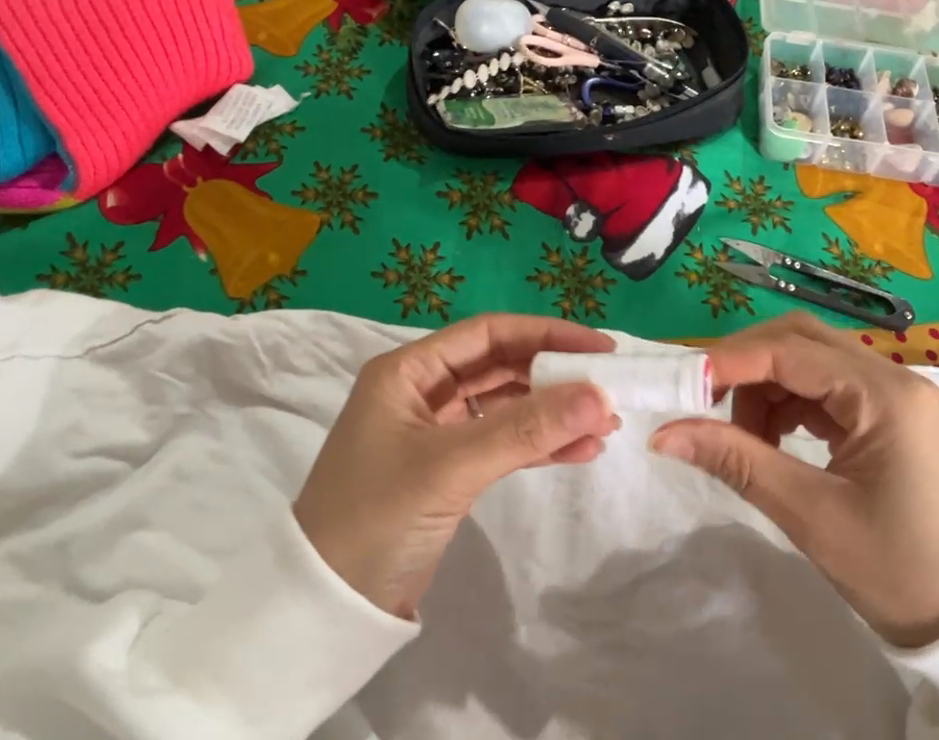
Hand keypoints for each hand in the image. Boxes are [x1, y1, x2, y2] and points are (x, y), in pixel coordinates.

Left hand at [295, 314, 620, 619]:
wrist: (328, 603)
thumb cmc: (377, 517)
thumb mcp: (451, 467)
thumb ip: (525, 430)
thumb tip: (599, 395)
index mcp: (408, 371)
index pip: (488, 334)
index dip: (547, 334)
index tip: (601, 347)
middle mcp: (422, 391)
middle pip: (501, 366)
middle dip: (556, 377)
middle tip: (610, 390)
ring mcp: (436, 432)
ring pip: (507, 407)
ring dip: (554, 414)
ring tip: (606, 426)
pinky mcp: (448, 469)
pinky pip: (503, 443)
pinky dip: (540, 445)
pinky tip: (581, 451)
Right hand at [650, 313, 938, 647]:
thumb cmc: (900, 570)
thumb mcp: (811, 515)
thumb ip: (737, 461)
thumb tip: (664, 433)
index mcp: (885, 396)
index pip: (790, 350)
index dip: (729, 361)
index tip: (680, 388)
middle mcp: (893, 379)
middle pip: (801, 339)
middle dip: (745, 364)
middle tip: (702, 405)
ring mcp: (894, 397)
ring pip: (810, 361)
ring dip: (765, 385)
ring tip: (741, 439)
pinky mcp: (889, 418)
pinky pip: (825, 388)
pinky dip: (788, 403)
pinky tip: (770, 440)